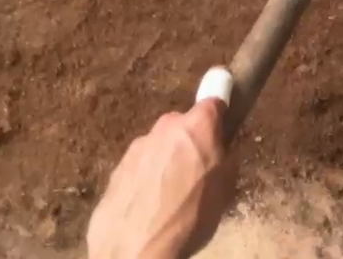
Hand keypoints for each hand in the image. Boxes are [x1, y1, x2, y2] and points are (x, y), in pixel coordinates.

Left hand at [87, 98, 237, 258]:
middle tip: (196, 174)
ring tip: (168, 199)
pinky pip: (139, 170)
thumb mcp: (226, 188)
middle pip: (183, 126)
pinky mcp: (115, 172)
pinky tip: (147, 210)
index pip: (215, 99)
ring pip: (159, 148)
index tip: (221, 128)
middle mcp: (166, 126)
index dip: (219, 114)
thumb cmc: (190, 217)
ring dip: (165, 163)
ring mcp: (137, 148)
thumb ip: (227, 157)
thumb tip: (222, 149)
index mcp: (197, 124)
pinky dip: (144, 183)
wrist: (134, 254)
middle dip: (190, 143)